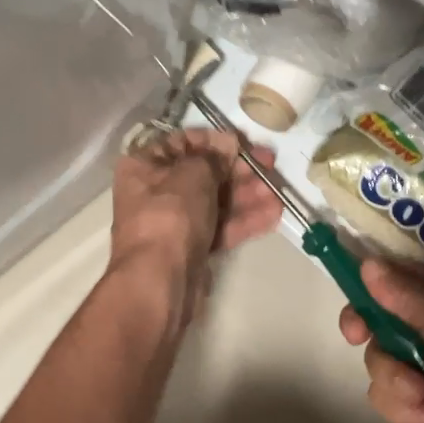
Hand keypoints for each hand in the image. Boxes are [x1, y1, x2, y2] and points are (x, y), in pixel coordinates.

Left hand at [110, 129, 281, 321]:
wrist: (159, 282)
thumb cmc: (170, 215)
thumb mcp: (192, 174)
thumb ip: (213, 156)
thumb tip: (228, 144)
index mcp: (144, 165)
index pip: (182, 142)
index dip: (215, 140)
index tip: (245, 141)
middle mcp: (155, 191)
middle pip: (203, 173)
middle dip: (238, 169)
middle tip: (271, 164)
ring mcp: (174, 222)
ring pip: (215, 201)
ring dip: (247, 195)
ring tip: (279, 191)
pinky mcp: (191, 248)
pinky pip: (220, 226)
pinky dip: (244, 220)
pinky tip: (274, 214)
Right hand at [339, 258, 423, 422]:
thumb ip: (410, 297)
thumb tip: (368, 264)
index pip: (407, 277)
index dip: (377, 276)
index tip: (354, 284)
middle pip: (380, 314)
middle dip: (367, 325)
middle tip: (357, 335)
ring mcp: (420, 370)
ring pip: (377, 356)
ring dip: (393, 377)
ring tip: (420, 397)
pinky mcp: (410, 405)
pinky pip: (381, 391)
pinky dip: (401, 406)